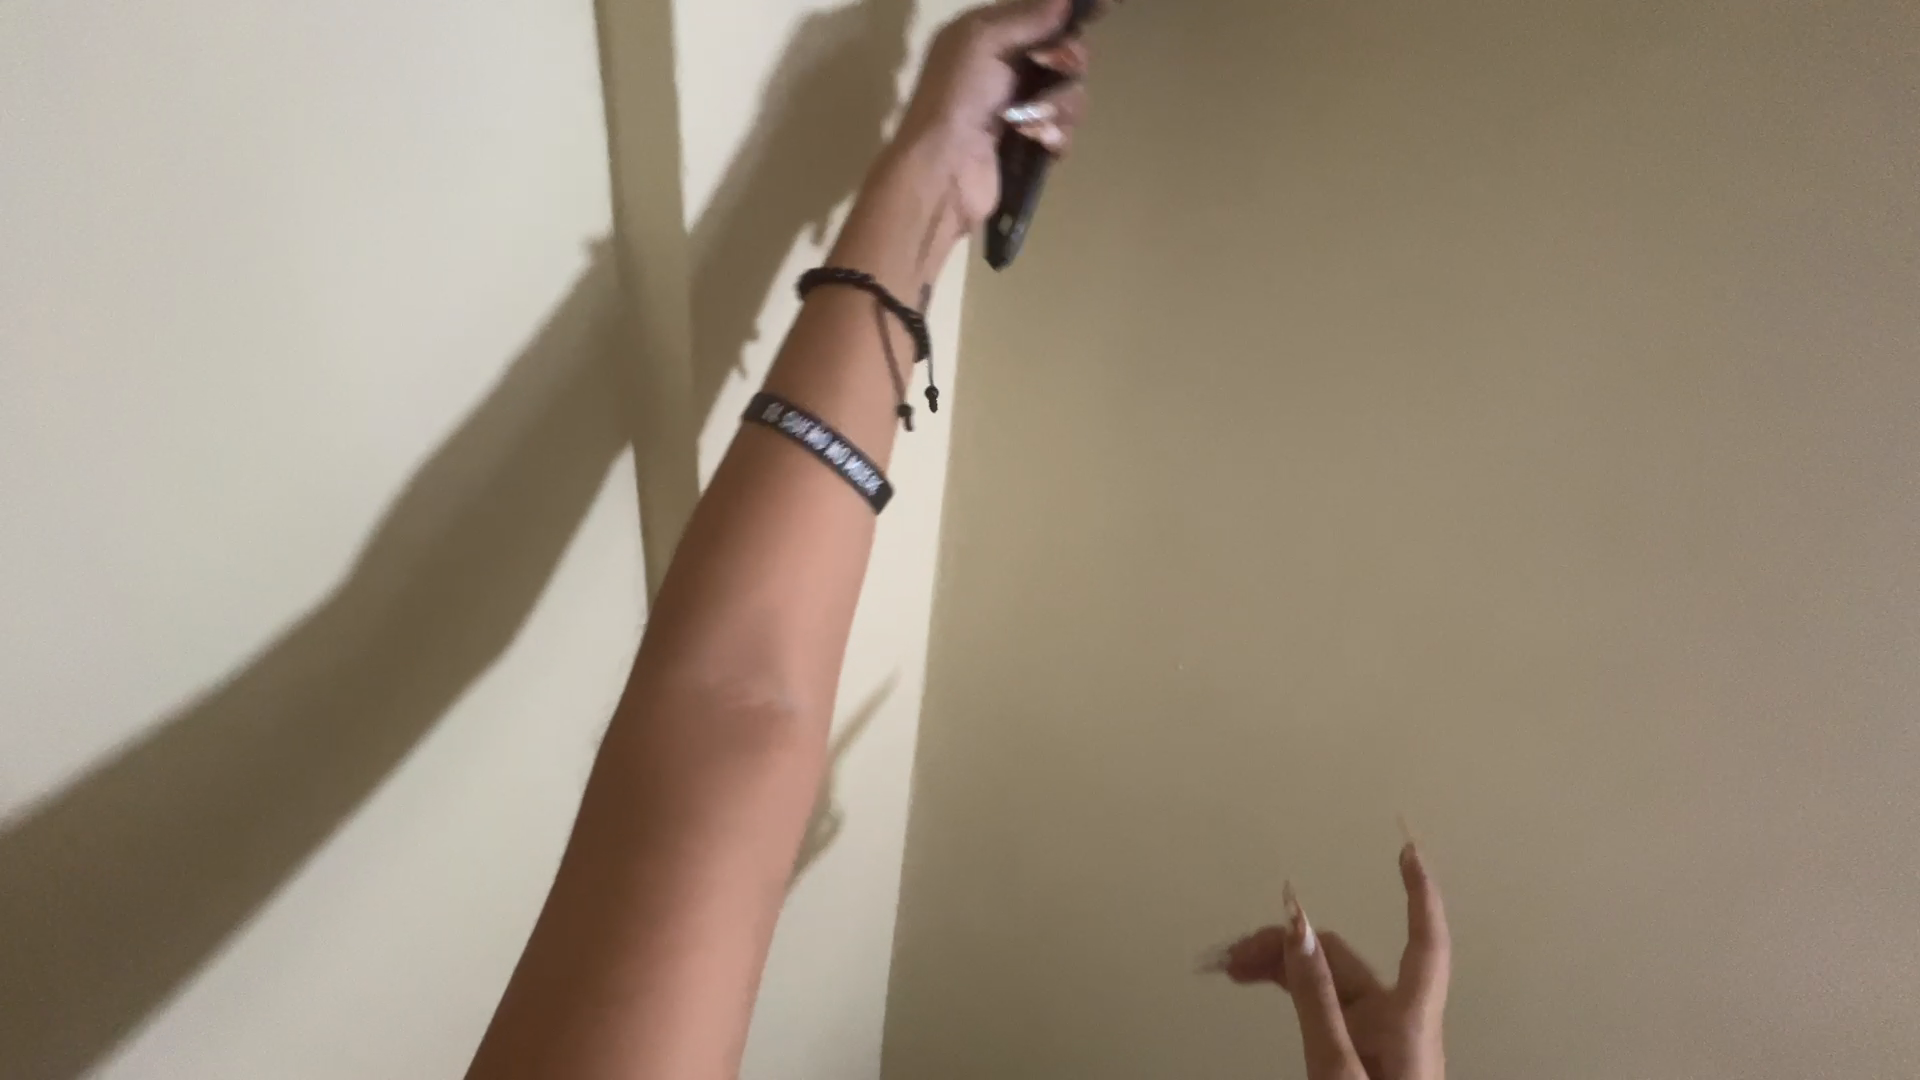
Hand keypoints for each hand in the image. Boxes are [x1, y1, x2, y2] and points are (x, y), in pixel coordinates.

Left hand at [891, 0, 1113, 231]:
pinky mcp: (1029, 150)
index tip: (1104, 7)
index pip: (1042, 16)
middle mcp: (1009, 72)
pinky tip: (1035, 142)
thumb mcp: (982, 40)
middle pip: (1067, 55)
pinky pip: (1062, 134)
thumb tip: (1064, 1)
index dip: (1071, 13)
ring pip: (1071, 97)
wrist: (944, 171)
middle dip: (1068, 62)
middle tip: (1056, 68)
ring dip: (1059, 105)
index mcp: (992, 38)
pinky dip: (1054, 137)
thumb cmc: (955, 98)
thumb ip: (1025, 17)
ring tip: (1031, 122)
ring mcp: (1020, 113)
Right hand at [1210, 844, 1451, 1079]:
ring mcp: (1378, 1035)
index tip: (1408, 847)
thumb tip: (1297, 921)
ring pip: (1324, 973)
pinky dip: (1285, 983)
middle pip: (1341, 955)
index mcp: (1406, 1022)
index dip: (1418, 893)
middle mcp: (1396, 1020)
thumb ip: (1314, 995)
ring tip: (1229, 966)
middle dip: (1284, 941)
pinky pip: (1320, 998)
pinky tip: (1256, 980)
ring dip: (1275, 962)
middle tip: (1230, 953)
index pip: (1423, 942)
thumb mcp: (1335, 1070)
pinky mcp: (1361, 1048)